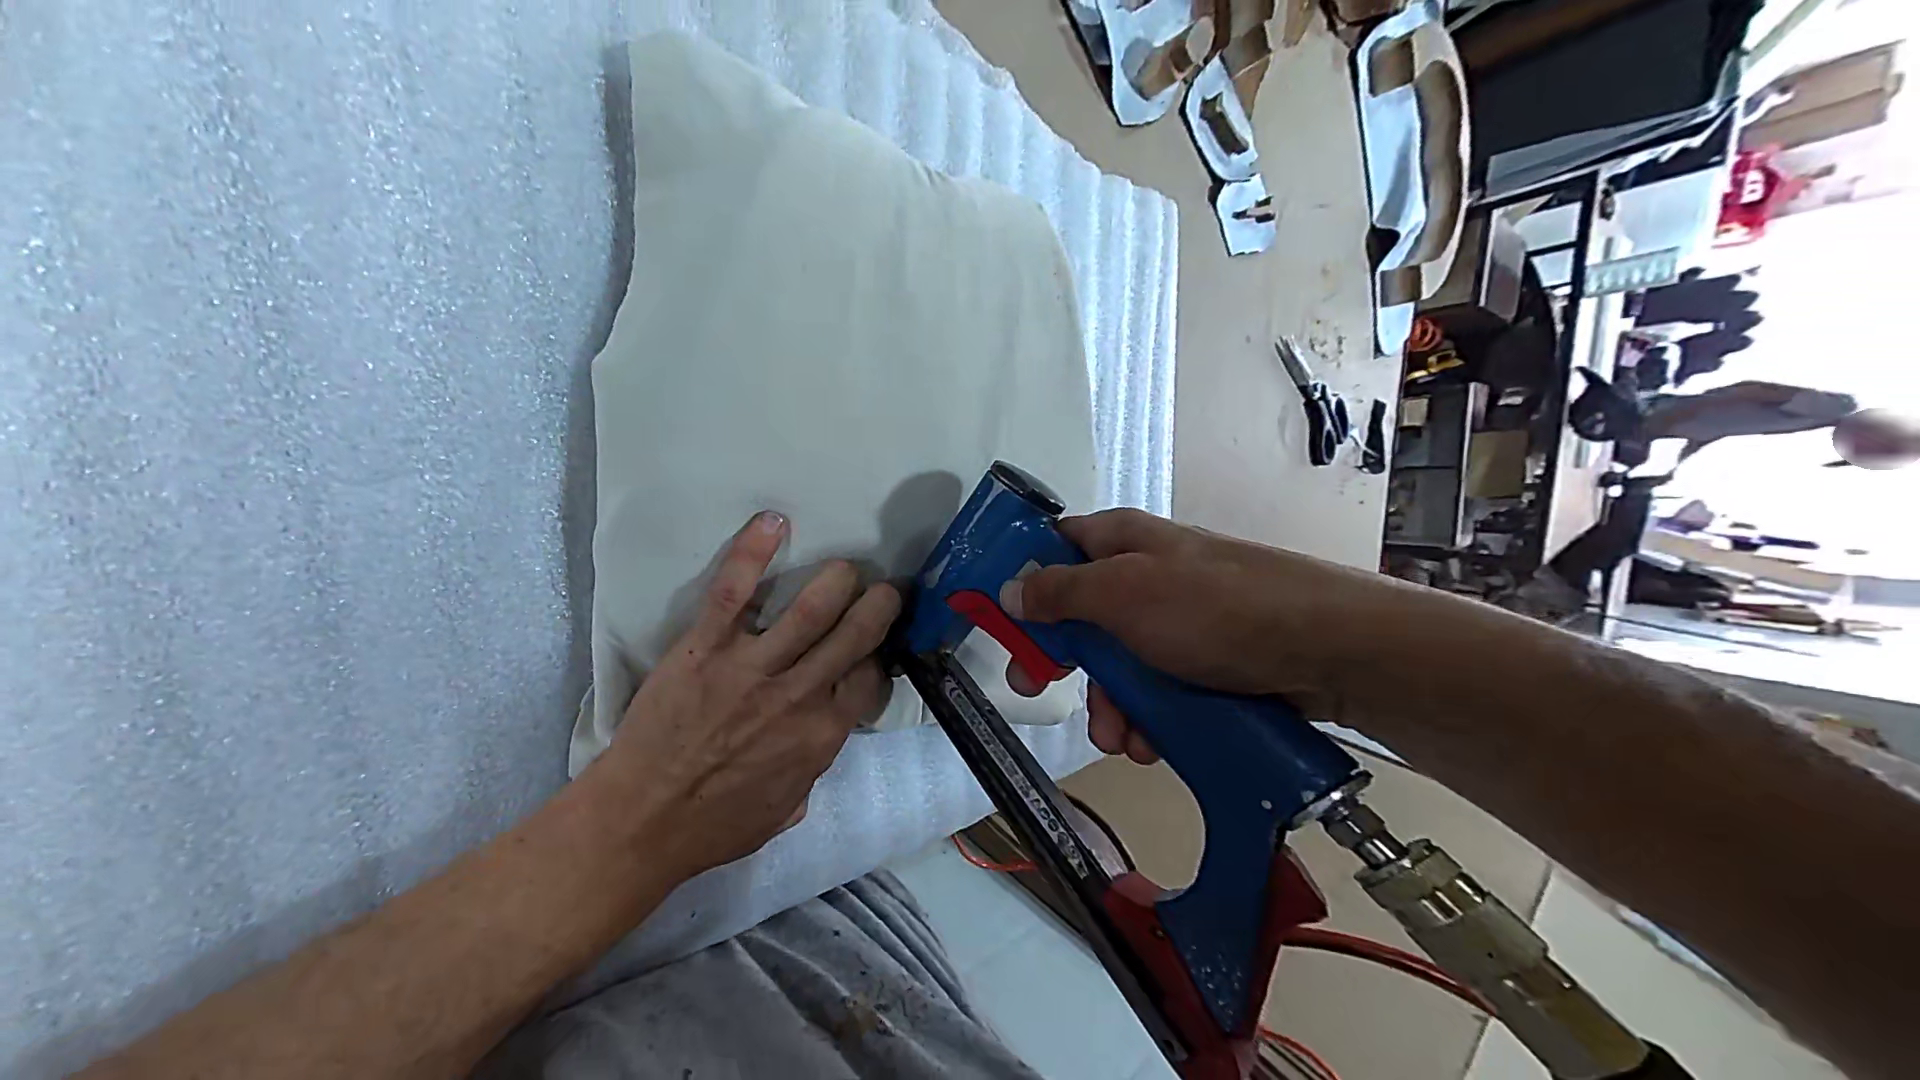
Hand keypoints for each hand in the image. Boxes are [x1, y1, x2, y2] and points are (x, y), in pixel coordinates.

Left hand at [593, 511, 899, 877]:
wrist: (641, 822)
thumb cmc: (715, 824)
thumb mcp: (788, 809)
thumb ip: (815, 766)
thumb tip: (823, 737)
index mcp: (822, 734)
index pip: (870, 676)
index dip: (879, 656)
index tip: (876, 646)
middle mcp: (799, 694)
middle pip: (856, 633)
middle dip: (880, 603)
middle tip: (885, 588)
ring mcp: (752, 666)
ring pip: (811, 608)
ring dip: (838, 578)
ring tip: (848, 566)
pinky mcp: (706, 648)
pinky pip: (734, 592)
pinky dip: (753, 552)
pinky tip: (773, 522)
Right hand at [996, 509, 1426, 761]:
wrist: (1325, 647)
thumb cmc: (1211, 608)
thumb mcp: (1122, 595)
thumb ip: (1059, 592)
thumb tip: (1009, 588)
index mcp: (1119, 541)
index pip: (1051, 548)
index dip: (1022, 580)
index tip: (1000, 621)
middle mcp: (1142, 574)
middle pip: (1078, 614)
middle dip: (1064, 661)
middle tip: (1038, 688)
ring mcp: (1174, 618)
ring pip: (1116, 660)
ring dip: (1109, 703)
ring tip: (1122, 737)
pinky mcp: (1202, 657)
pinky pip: (1155, 685)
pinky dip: (1146, 715)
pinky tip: (1151, 742)